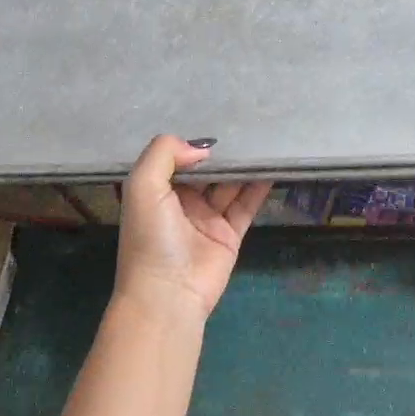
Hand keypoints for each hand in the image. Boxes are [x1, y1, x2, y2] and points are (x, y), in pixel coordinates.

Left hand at [115, 136, 271, 317]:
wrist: (168, 294)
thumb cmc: (150, 237)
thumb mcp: (142, 186)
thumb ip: (164, 154)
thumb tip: (202, 148)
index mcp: (156, 190)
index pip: (177, 159)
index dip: (193, 143)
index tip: (216, 122)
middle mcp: (181, 202)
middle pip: (206, 171)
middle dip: (222, 152)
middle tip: (247, 126)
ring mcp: (207, 219)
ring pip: (229, 185)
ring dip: (244, 166)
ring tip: (265, 141)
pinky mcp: (229, 234)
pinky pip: (246, 205)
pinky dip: (259, 187)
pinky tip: (272, 167)